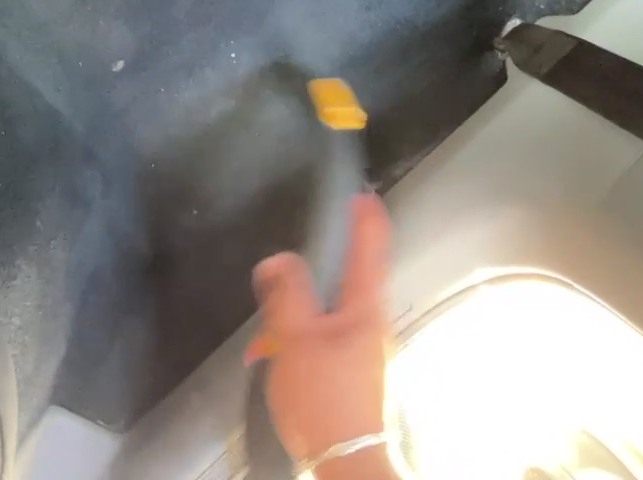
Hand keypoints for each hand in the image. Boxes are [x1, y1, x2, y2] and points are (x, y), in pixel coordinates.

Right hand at [251, 193, 394, 471]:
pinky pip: (325, 334)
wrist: (345, 463)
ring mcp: (365, 347)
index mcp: (366, 305)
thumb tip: (278, 258)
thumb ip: (286, 290)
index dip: (367, 215)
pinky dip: (300, 332)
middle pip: (350, 274)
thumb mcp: (296, 336)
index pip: (372, 246)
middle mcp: (372, 321)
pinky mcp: (353, 369)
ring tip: (270, 322)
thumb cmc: (324, 397)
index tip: (363, 190)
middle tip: (299, 247)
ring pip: (331, 307)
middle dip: (323, 260)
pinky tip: (273, 351)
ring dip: (302, 304)